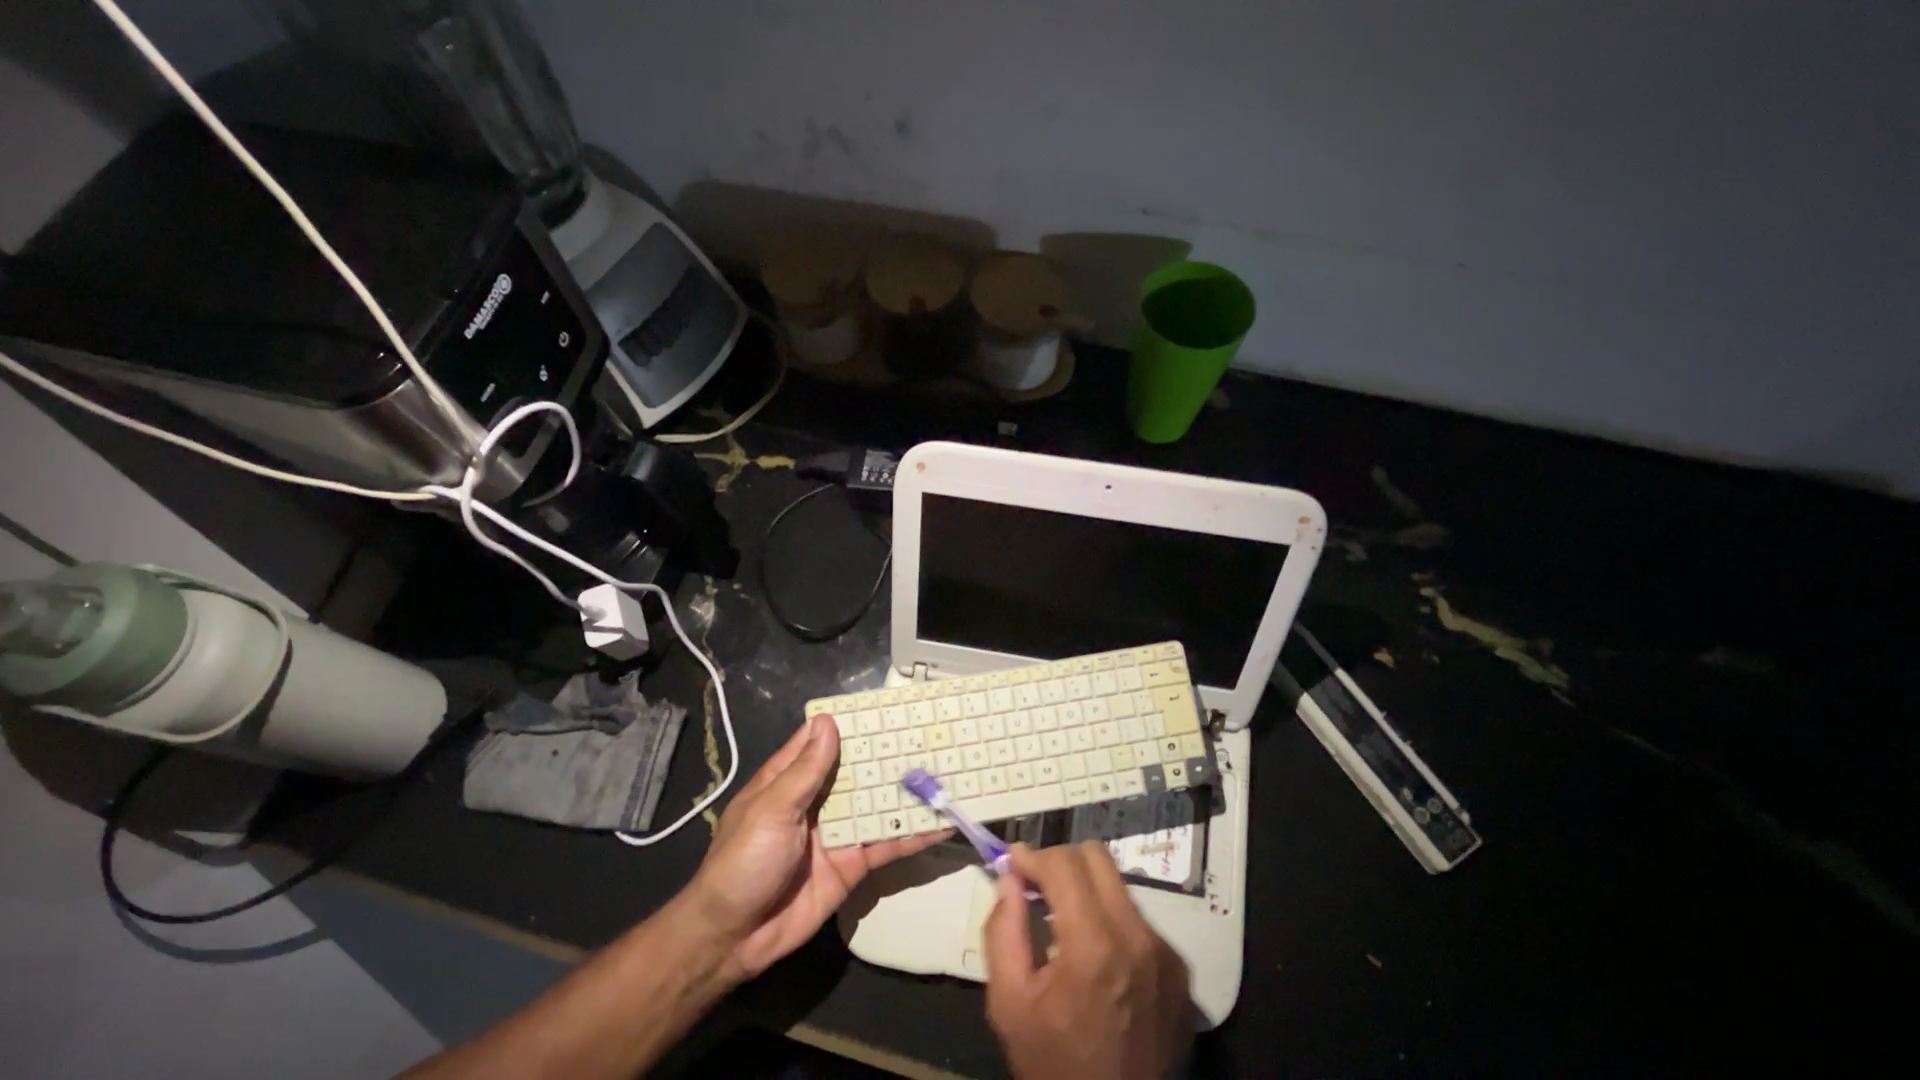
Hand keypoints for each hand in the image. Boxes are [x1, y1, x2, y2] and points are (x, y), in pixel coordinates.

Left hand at [684, 713, 947, 979]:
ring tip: (948, 771)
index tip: (885, 706)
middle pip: (856, 772)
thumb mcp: (771, 810)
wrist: (734, 937)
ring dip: (906, 792)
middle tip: (932, 734)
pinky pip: (886, 845)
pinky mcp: (853, 865)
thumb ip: (805, 771)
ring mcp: (836, 834)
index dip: (848, 725)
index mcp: (787, 782)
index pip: (819, 743)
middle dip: (887, 756)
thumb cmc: (742, 863)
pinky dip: (913, 835)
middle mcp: (815, 802)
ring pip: (877, 806)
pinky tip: (942, 823)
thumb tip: (827, 721)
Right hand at [984, 842, 1191, 1079]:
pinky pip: (1140, 923)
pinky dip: (1112, 923)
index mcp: (1093, 946)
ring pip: (1120, 889)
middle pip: (1098, 859)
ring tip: (1063, 927)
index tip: (1012, 863)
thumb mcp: (1009, 1004)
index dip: (1033, 856)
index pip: (1064, 864)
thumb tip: (1009, 879)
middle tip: (1036, 886)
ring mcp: (1166, 954)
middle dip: (1061, 862)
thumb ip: (1004, 931)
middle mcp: (1138, 938)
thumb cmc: (1054, 1065)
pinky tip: (1097, 960)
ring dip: (1087, 893)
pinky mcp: (1180, 971)